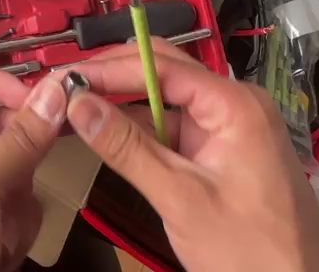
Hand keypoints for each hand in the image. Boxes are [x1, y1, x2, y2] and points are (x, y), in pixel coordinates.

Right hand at [66, 40, 318, 271]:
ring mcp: (229, 125)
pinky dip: (139, 127)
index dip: (108, 68)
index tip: (65, 75)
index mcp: (234, 104)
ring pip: (163, 96)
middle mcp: (234, 102)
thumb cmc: (253, 256)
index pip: (159, 65)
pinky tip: (106, 130)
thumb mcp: (181, 200)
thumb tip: (75, 102)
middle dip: (112, 74)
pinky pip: (174, 124)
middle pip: (162, 69)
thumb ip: (126, 148)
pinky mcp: (222, 148)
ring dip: (121, 100)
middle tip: (66, 82)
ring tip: (76, 102)